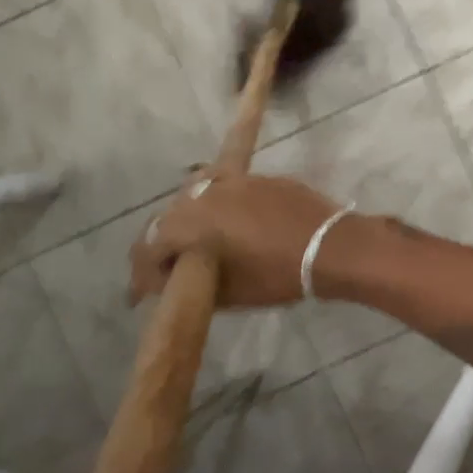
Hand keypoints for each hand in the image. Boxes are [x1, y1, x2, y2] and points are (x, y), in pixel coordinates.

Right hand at [128, 173, 345, 308]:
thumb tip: (171, 283)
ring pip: (196, 192)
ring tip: (194, 240)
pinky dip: (218, 203)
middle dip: (163, 243)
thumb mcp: (226, 293)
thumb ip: (189, 284)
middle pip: (170, 216)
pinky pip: (228, 185)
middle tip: (167, 268)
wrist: (331, 247)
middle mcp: (207, 194)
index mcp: (191, 223)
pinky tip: (226, 220)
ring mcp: (237, 180)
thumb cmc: (276, 275)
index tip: (142, 294)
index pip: (149, 245)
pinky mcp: (263, 178)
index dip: (142, 273)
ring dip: (189, 216)